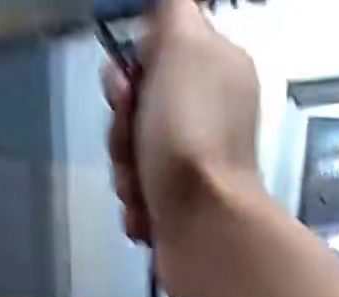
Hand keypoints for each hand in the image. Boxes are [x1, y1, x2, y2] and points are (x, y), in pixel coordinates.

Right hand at [103, 0, 261, 296]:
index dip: (130, 68)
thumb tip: (164, 4)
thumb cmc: (191, 139)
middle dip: (122, 128)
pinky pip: (137, 197)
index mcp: (215, 73)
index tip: (128, 85)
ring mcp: (191, 169)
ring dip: (126, 171)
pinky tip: (148, 216)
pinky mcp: (177, 211)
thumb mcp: (185, 43)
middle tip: (135, 139)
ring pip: (130, 155)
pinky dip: (136, 206)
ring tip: (143, 189)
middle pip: (135, 107)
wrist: (205, 232)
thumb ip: (172, 10)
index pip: (155, 52)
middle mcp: (205, 119)